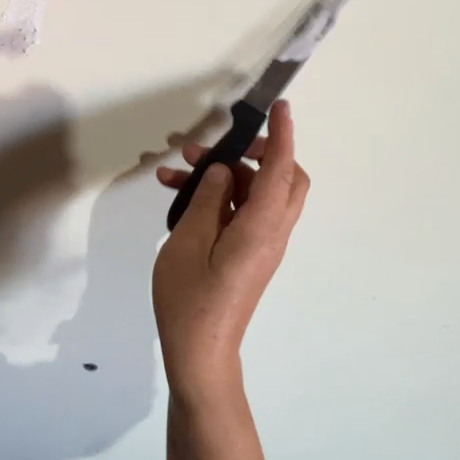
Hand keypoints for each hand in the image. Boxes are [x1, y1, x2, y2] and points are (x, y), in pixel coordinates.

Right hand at [152, 99, 309, 393]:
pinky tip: (180, 196)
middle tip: (217, 146)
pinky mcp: (248, 256)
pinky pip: (245, 213)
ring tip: (176, 171)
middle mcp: (271, 234)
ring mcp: (261, 247)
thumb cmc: (189, 299)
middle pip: (283, 179)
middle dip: (256, 153)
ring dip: (226, 175)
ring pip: (258, 195)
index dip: (282, 135)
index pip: (281, 170)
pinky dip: (221, 197)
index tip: (279, 106)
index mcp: (261, 228)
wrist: (200, 353)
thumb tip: (224, 171)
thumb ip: (208, 200)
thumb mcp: (188, 242)